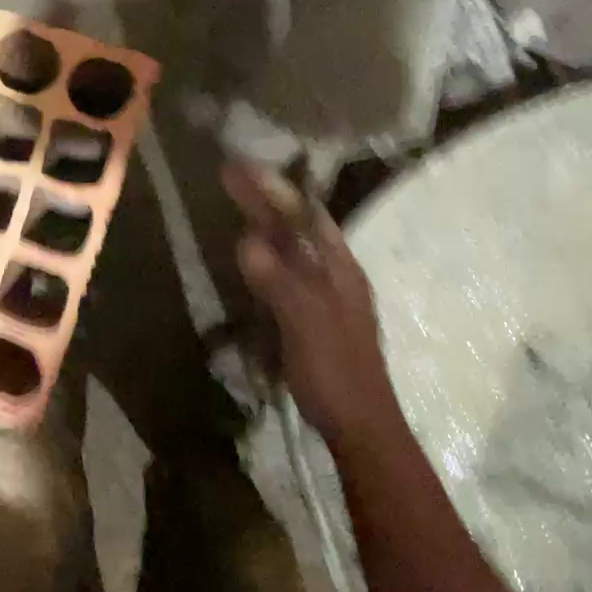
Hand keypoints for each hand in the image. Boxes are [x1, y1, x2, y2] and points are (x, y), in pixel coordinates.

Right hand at [224, 161, 393, 443]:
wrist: (360, 425)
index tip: (240, 166)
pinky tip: (252, 262)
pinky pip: (288, 275)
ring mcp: (327, 299)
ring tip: (239, 207)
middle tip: (231, 177)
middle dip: (267, 201)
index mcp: (340, 269)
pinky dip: (268, 258)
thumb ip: (278, 279)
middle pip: (299, 228)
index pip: (306, 216)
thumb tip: (247, 240)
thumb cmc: (336, 371)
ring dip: (268, 226)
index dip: (274, 189)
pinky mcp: (313, 320)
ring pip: (295, 250)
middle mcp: (336, 276)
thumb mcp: (305, 322)